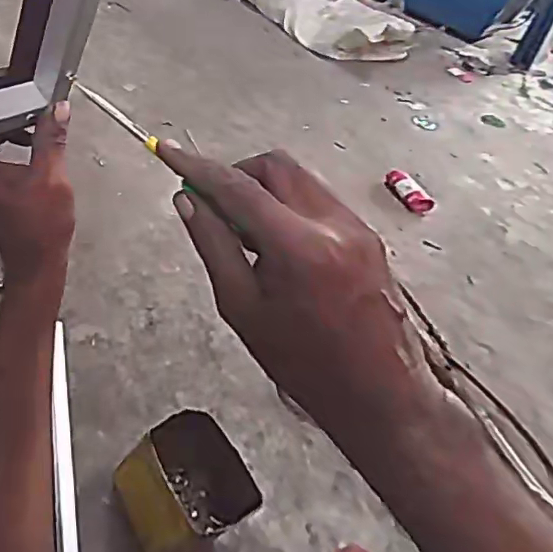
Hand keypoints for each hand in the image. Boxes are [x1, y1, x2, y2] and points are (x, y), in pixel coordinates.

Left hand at [0, 99, 74, 293]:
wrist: (38, 263)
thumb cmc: (39, 231)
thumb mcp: (51, 176)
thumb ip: (52, 139)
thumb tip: (58, 111)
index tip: (19, 101)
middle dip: (7, 120)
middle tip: (30, 115)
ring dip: (10, 134)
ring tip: (34, 132)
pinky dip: (10, 149)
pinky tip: (31, 151)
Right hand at [157, 143, 441, 436]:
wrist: (382, 397)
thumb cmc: (307, 364)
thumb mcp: (242, 308)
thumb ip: (212, 244)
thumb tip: (188, 201)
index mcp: (299, 247)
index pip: (237, 187)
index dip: (196, 166)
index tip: (170, 153)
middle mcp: (334, 225)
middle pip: (273, 165)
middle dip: (236, 175)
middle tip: (215, 207)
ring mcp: (356, 226)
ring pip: (297, 177)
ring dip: (263, 189)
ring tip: (247, 235)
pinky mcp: (368, 234)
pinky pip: (317, 198)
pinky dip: (287, 205)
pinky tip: (277, 245)